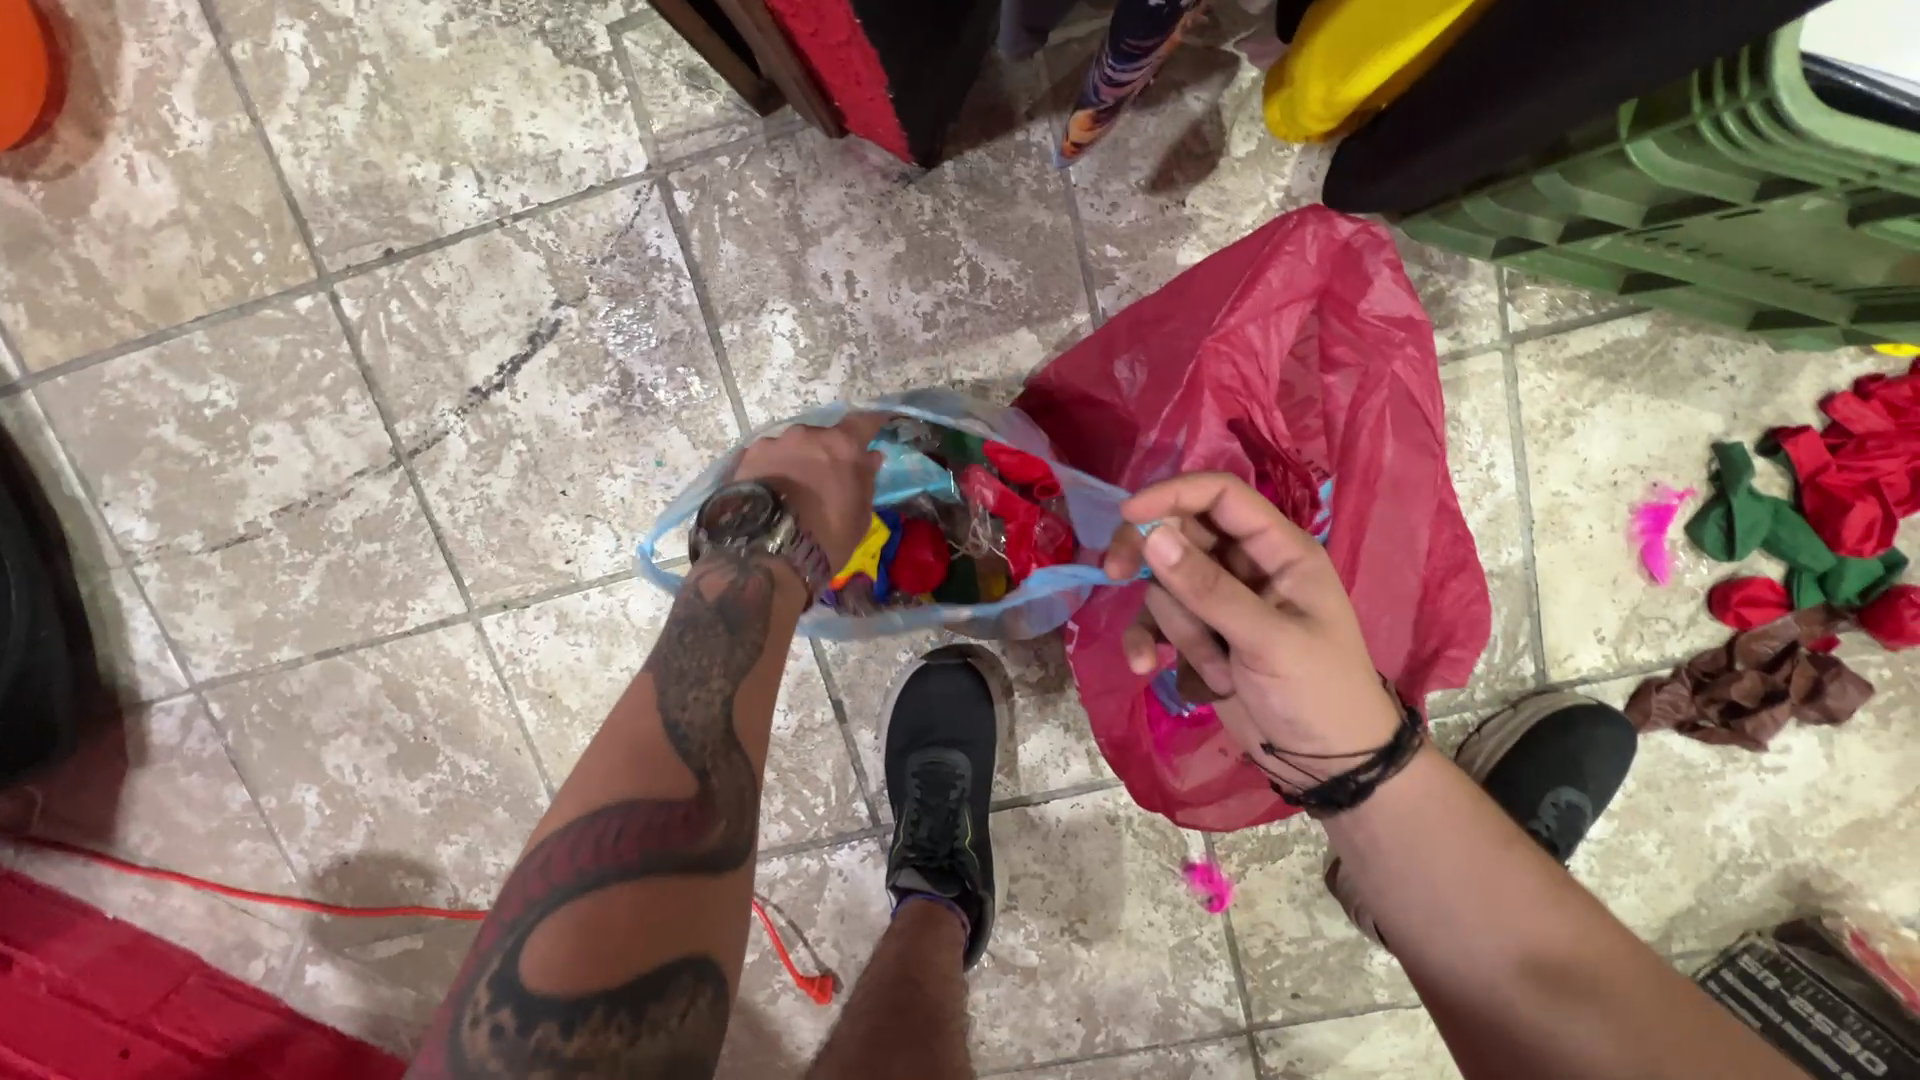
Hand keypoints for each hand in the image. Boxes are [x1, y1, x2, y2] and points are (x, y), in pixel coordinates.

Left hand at [733, 413, 885, 568]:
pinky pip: (767, 458)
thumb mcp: (860, 514)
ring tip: (792, 489)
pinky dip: (772, 470)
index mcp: (842, 445)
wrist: (769, 550)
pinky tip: (770, 491)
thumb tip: (869, 457)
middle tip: (826, 477)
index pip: (863, 422)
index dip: (872, 424)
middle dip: (826, 453)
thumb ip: (866, 479)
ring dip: (797, 460)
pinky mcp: (747, 458)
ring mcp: (774, 443)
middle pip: (823, 437)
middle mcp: (807, 435)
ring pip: (792, 447)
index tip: (878, 425)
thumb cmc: (827, 535)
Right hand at [1103, 473, 1401, 784]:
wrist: (1327, 766)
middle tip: (1115, 572)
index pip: (1221, 496)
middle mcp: (1246, 567)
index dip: (1172, 494)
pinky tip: (1145, 668)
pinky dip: (1148, 644)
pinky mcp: (1199, 637)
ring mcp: (1219, 604)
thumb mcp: (1268, 640)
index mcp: (1280, 551)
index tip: (1126, 515)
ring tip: (1215, 668)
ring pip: (1165, 586)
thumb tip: (1151, 536)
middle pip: (1179, 535)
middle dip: (1151, 559)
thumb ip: (1208, 588)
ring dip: (1175, 627)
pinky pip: (1156, 624)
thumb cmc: (1318, 694)